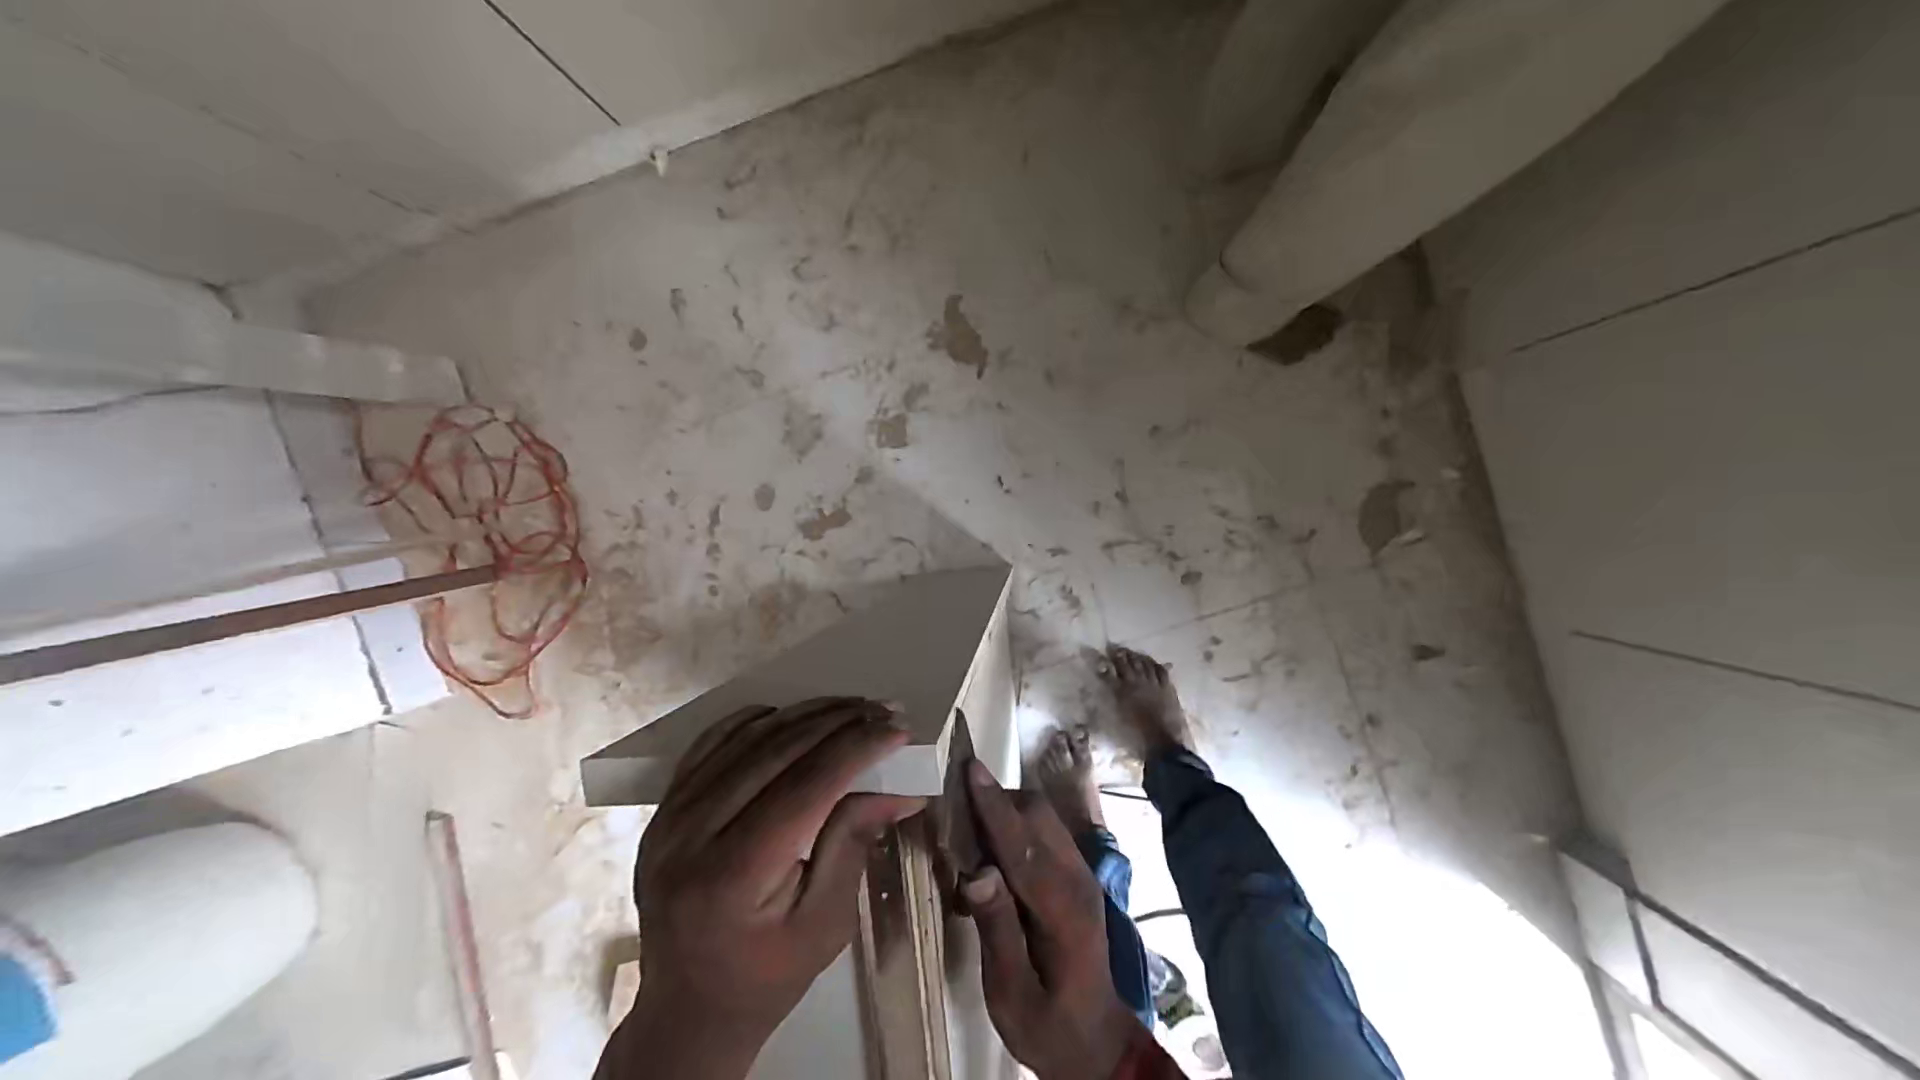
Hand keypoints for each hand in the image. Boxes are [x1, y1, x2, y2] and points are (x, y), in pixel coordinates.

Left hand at [596, 698, 925, 1079]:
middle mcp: (690, 835)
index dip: (856, 749)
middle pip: (776, 751)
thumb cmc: (767, 977)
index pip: (805, 786)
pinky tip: (795, 718)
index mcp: (732, 876)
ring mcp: (670, 816)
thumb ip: (853, 845)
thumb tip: (899, 789)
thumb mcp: (825, 924)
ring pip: (746, 738)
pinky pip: (713, 742)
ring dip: (806, 714)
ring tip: (853, 707)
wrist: (688, 1007)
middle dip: (838, 722)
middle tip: (885, 709)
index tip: (898, 729)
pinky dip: (759, 721)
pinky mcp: (665, 808)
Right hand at [963, 758, 1143, 1079]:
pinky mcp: (1076, 875)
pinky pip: (1044, 832)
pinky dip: (1014, 826)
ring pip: (1042, 817)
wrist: (1096, 1041)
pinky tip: (989, 854)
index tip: (971, 770)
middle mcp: (1078, 880)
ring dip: (1004, 811)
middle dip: (996, 802)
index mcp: (1064, 912)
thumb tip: (977, 871)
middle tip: (952, 815)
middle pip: (1037, 816)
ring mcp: (1081, 874)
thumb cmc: (1047, 1025)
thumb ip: (997, 930)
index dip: (995, 807)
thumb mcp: (1011, 995)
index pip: (1024, 847)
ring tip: (966, 834)